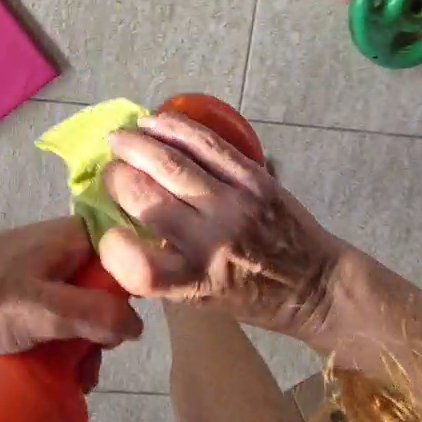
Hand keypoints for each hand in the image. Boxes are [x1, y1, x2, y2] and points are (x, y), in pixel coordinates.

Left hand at [0, 218, 144, 361]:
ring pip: (78, 312)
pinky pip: (53, 323)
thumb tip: (139, 325)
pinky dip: (59, 347)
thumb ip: (95, 314)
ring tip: (73, 381)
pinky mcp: (18, 300)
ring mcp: (37, 276)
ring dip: (81, 347)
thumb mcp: (43, 307)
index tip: (123, 329)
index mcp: (71, 235)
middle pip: (103, 290)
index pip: (124, 255)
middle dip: (103, 332)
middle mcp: (59, 250)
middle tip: (88, 366)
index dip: (132, 291)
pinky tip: (56, 375)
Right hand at [95, 113, 348, 341]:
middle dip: (117, 177)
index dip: (111, 245)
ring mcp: (234, 205)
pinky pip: (206, 143)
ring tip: (120, 137)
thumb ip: (163, 268)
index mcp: (196, 282)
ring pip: (170, 163)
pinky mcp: (253, 178)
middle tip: (109, 168)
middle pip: (146, 199)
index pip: (139, 267)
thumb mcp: (202, 300)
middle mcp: (211, 243)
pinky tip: (153, 121)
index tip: (105, 229)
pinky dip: (173, 127)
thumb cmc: (253, 297)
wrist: (317, 285)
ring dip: (137, 144)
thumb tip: (119, 226)